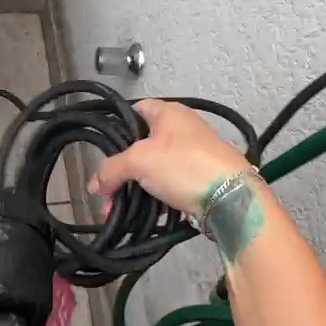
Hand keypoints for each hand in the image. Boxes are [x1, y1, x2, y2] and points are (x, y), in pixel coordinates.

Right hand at [88, 99, 253, 214]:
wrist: (230, 197)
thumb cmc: (185, 165)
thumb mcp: (139, 161)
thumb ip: (111, 169)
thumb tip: (95, 184)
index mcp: (169, 112)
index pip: (135, 110)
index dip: (118, 127)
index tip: (105, 150)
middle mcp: (182, 128)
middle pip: (142, 145)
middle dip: (122, 170)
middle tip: (108, 191)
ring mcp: (193, 154)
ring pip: (155, 169)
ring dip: (137, 189)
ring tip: (120, 210)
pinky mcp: (200, 178)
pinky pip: (170, 186)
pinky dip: (156, 198)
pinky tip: (146, 214)